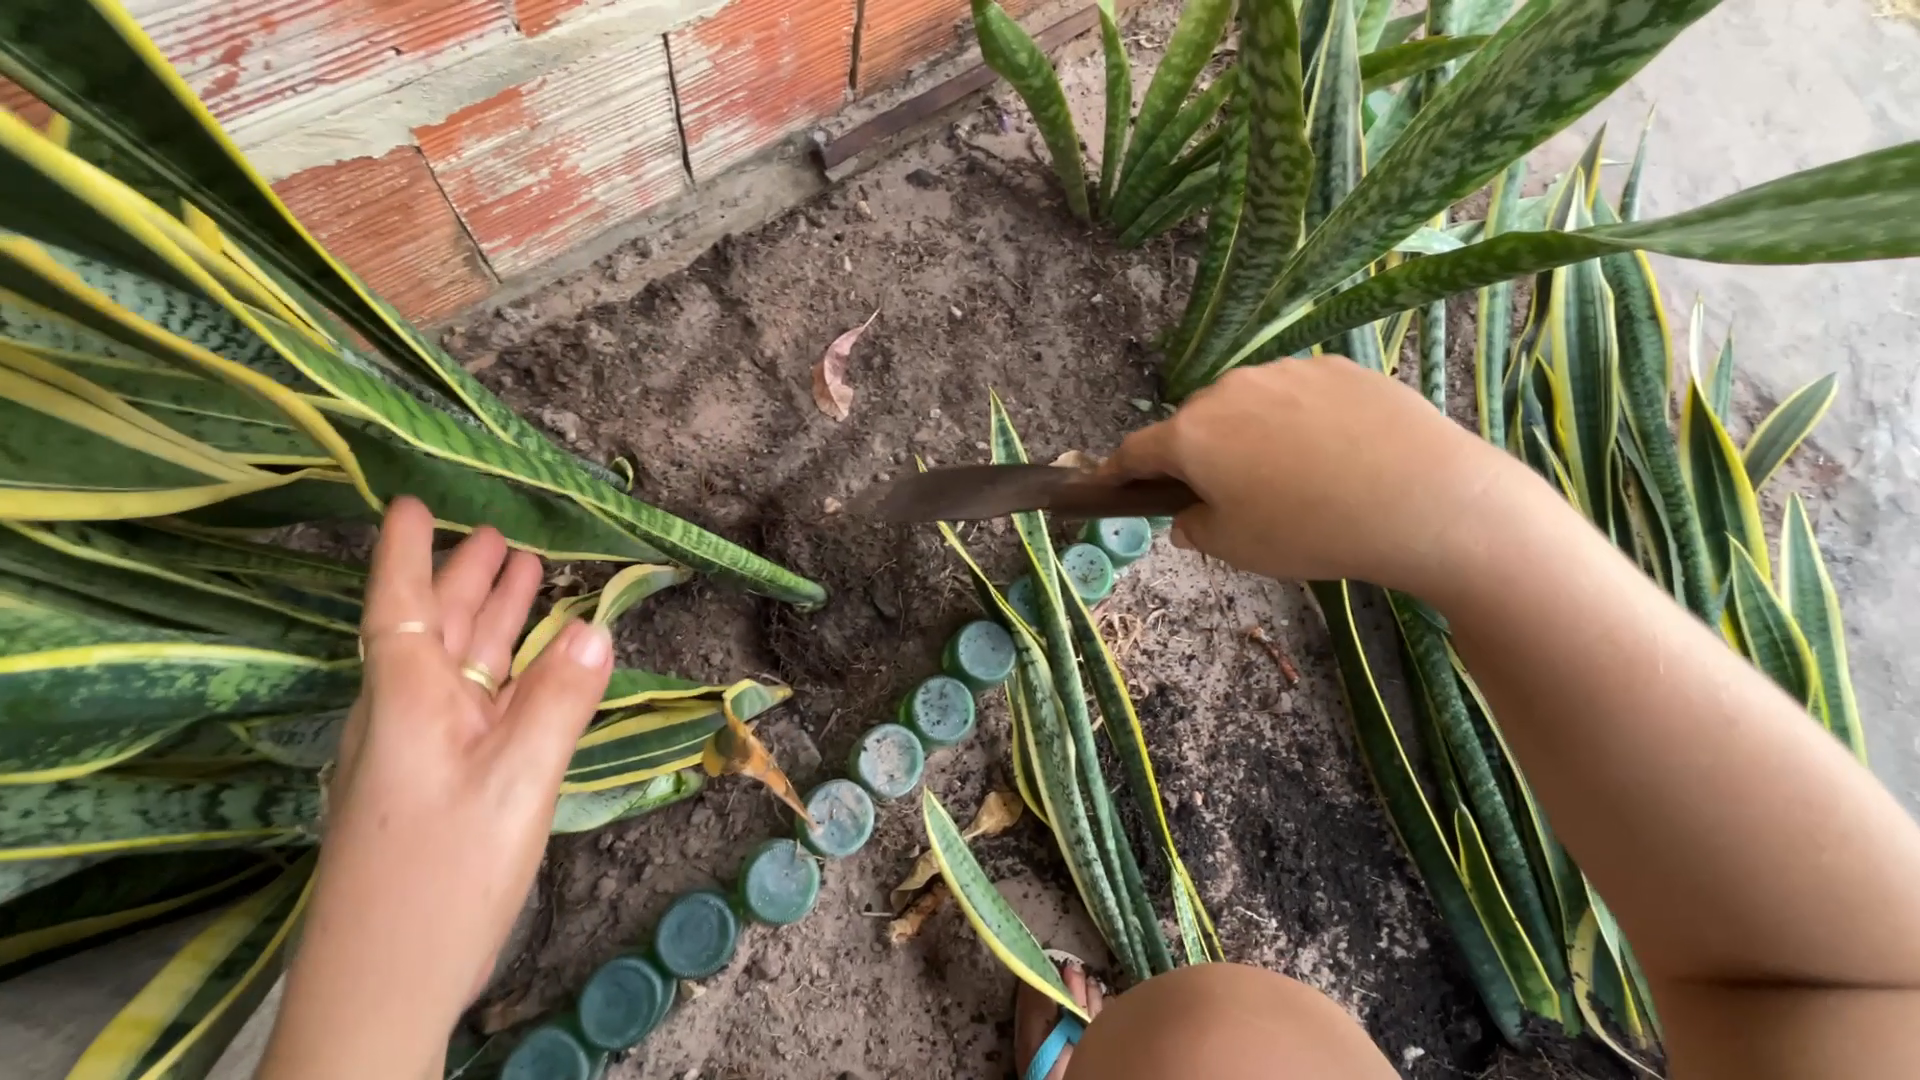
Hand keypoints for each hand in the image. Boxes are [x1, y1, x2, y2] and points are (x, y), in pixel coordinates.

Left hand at [260, 497, 612, 1079]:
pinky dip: (504, 671)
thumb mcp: (516, 785)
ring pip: (457, 668)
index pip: (401, 609)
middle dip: (468, 580)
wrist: (382, 991)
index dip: (407, 555)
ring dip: (489, 621)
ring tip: (522, 576)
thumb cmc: (443, 879)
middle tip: (503, 535)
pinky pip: (474, 706)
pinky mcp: (437, 788)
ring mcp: (420, 756)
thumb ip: (558, 703)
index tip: (410, 504)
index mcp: (408, 705)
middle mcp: (407, 720)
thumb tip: (598, 628)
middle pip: (436, 632)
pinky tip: (527, 667)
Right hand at [1106, 358, 1515, 592]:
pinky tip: (1332, 454)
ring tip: (1291, 476)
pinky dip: (1294, 420)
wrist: (1426, 500)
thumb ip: (1195, 528)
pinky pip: (1294, 395)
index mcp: (1192, 435)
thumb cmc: (1310, 531)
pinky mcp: (1336, 366)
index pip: (1135, 451)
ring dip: (1246, 434)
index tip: (1107, 483)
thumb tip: (1187, 516)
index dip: (1117, 471)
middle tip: (1224, 495)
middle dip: (1194, 456)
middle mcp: (1229, 390)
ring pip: (1245, 405)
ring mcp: (1285, 371)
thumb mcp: (1235, 547)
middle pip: (1193, 424)